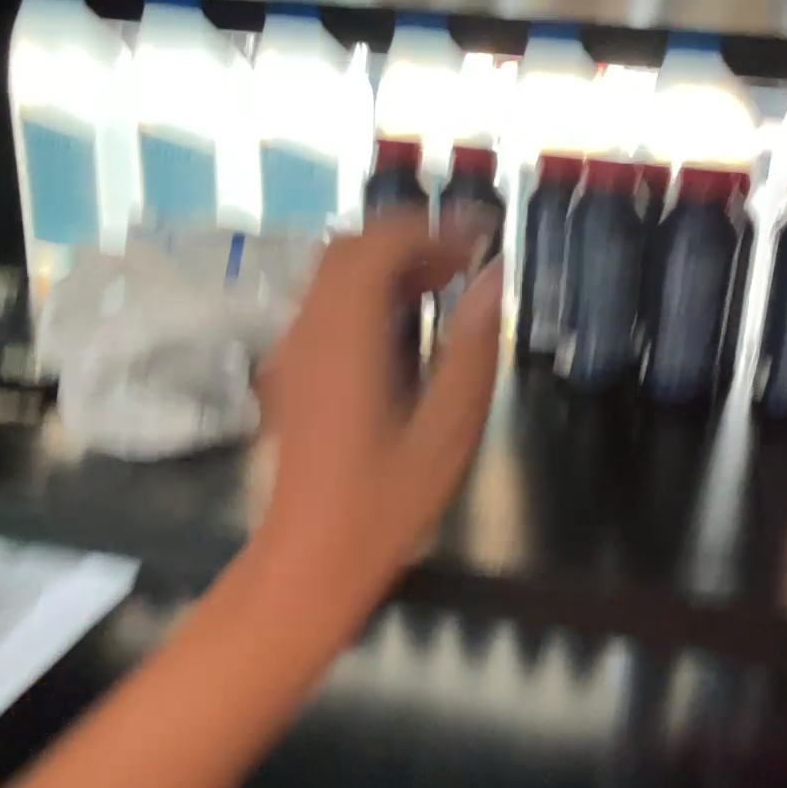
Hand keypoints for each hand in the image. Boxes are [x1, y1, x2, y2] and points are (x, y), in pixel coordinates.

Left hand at [252, 209, 502, 609]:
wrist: (308, 561)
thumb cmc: (385, 505)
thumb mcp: (448, 432)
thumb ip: (473, 350)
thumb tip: (493, 281)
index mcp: (346, 339)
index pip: (380, 245)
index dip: (433, 227)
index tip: (482, 232)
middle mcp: (309, 330)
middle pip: (352, 247)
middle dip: (412, 238)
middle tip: (466, 261)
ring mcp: (293, 348)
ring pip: (335, 271)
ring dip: (390, 261)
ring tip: (446, 284)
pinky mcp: (293, 367)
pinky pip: (328, 301)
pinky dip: (370, 289)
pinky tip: (407, 322)